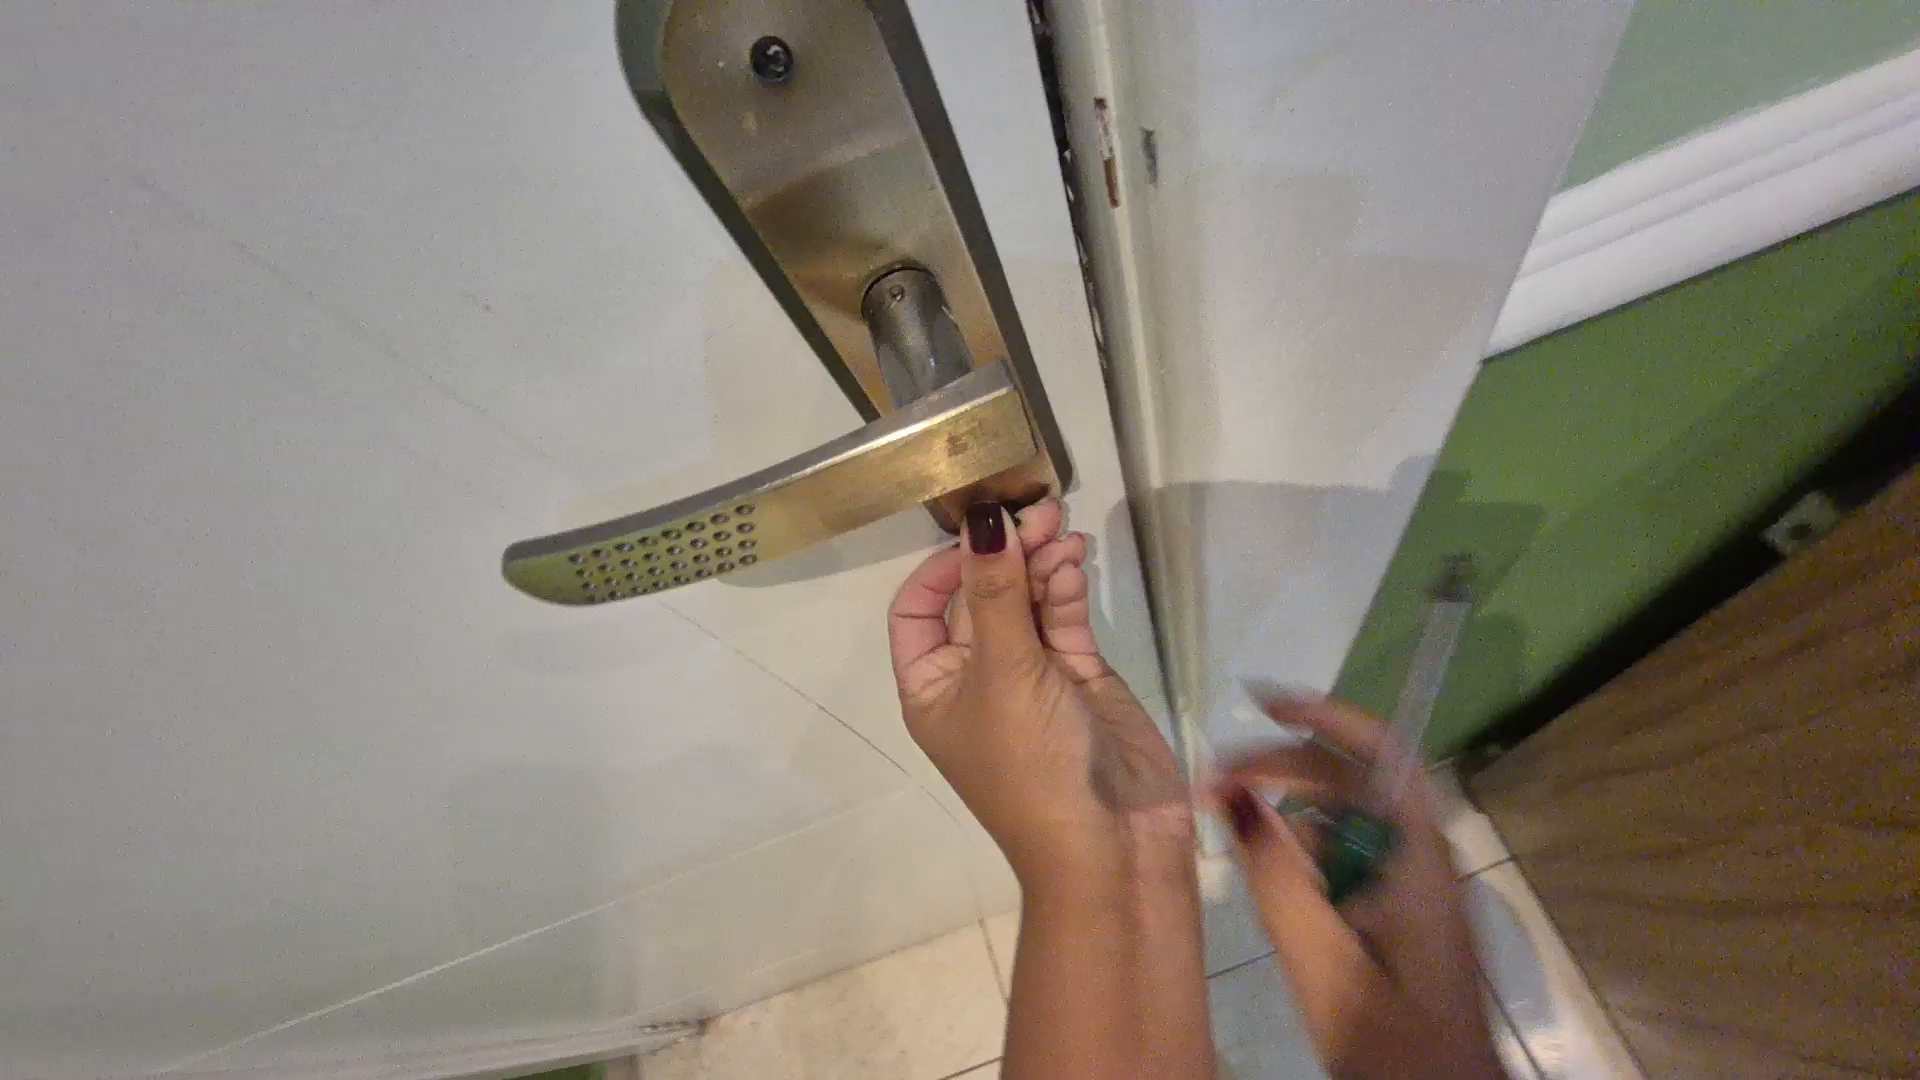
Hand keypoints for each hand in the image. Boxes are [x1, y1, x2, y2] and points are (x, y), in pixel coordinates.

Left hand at [887, 500, 1190, 885]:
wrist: (1115, 844)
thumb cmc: (1033, 763)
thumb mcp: (1004, 674)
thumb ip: (994, 591)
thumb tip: (982, 519)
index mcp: (931, 686)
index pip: (915, 612)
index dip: (938, 569)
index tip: (976, 536)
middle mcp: (974, 675)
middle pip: (978, 595)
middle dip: (1004, 553)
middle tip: (1038, 512)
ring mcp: (1029, 673)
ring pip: (1025, 601)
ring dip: (1040, 561)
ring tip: (1062, 526)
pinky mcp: (1076, 672)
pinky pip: (1062, 618)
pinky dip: (1067, 587)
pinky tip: (1074, 557)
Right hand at [1210, 694, 1504, 1079]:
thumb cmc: (1393, 1045)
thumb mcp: (1323, 962)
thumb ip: (1277, 876)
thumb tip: (1232, 794)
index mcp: (1416, 859)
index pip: (1382, 755)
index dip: (1326, 717)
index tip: (1262, 703)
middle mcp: (1417, 854)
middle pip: (1349, 777)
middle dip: (1279, 762)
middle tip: (1214, 776)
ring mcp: (1407, 878)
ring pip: (1340, 812)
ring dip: (1283, 799)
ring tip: (1226, 811)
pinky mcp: (1391, 901)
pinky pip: (1338, 847)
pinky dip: (1295, 839)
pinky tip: (1263, 860)